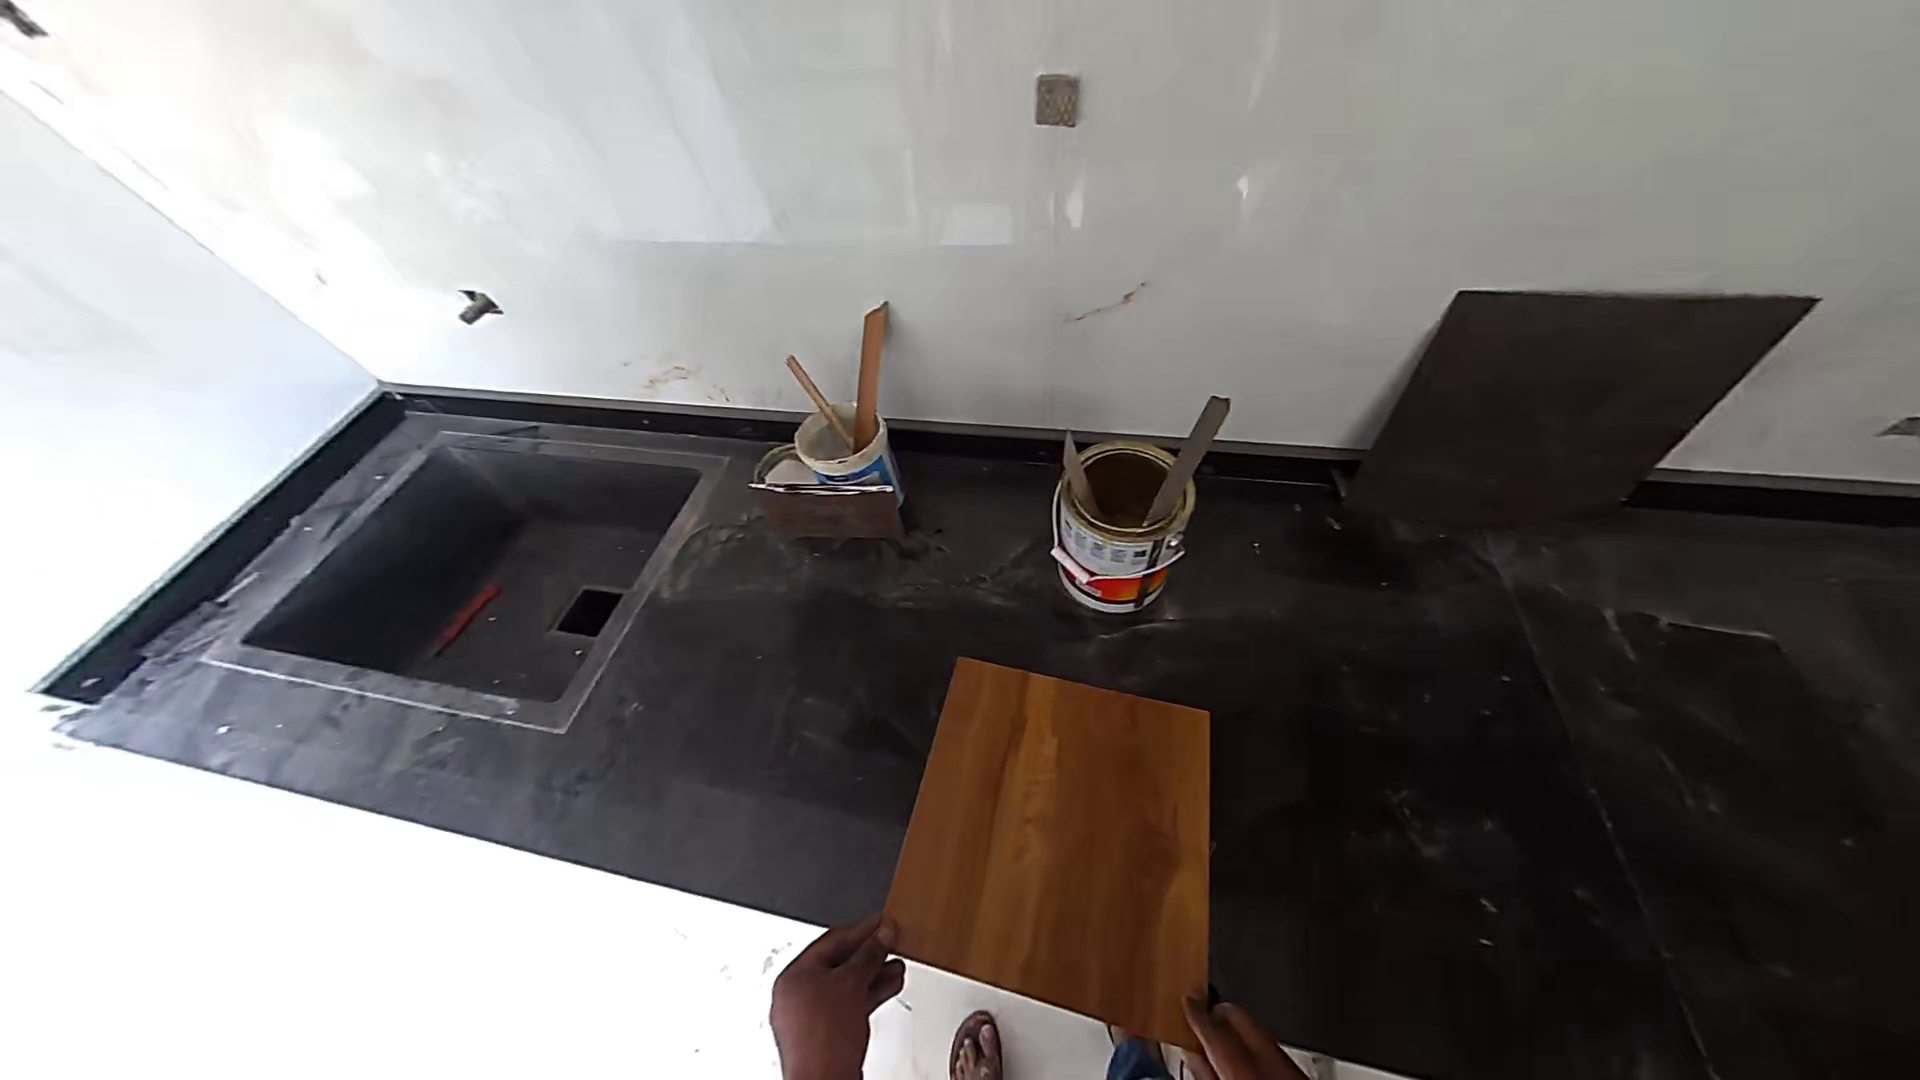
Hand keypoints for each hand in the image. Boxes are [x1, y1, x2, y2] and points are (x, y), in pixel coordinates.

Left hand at [771, 914, 906, 1079]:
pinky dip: (869, 994)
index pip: (832, 940)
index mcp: (793, 977)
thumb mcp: (852, 985)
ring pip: (847, 985)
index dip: (862, 929)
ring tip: (897, 965)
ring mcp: (811, 1018)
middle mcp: (798, 996)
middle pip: (840, 963)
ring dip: (874, 974)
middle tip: (892, 941)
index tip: (882, 922)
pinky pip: (849, 1004)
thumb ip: (870, 954)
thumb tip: (884, 934)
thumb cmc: (823, 1044)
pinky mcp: (825, 1036)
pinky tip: (889, 985)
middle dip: (871, 954)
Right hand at [1183, 997, 1310, 1079]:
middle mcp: (1267, 1060)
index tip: (1188, 1002)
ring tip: (1222, 1047)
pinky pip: (1270, 1048)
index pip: (1212, 1023)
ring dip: (1236, 1030)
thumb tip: (1191, 1055)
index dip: (1194, 1009)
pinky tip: (1246, 1065)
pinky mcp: (1298, 1075)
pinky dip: (1254, 1048)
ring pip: (1254, 1029)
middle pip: (1235, 1013)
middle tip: (1202, 1023)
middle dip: (1217, 1014)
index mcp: (1240, 1069)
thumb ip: (1205, 1077)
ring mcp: (1287, 1067)